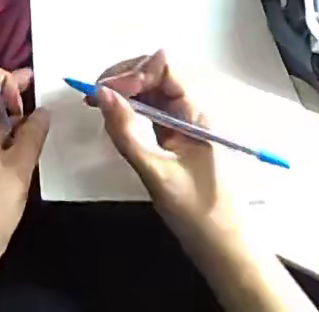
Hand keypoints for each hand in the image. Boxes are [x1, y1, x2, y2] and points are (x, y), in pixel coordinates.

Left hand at [0, 64, 48, 311]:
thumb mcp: (18, 167)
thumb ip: (33, 133)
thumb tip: (43, 110)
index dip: (4, 73)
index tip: (28, 87)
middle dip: (12, 89)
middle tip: (40, 94)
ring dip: (13, 114)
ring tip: (40, 120)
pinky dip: (9, 134)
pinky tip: (29, 145)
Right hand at [93, 52, 315, 311]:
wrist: (224, 250)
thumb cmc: (198, 213)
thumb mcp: (157, 174)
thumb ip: (127, 133)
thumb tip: (102, 94)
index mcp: (194, 110)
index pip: (163, 68)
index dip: (134, 71)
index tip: (107, 89)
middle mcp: (188, 108)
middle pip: (154, 73)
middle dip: (123, 76)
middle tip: (94, 93)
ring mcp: (180, 121)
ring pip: (149, 89)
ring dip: (123, 89)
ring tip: (96, 100)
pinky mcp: (172, 135)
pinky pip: (148, 108)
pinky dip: (128, 106)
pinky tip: (112, 114)